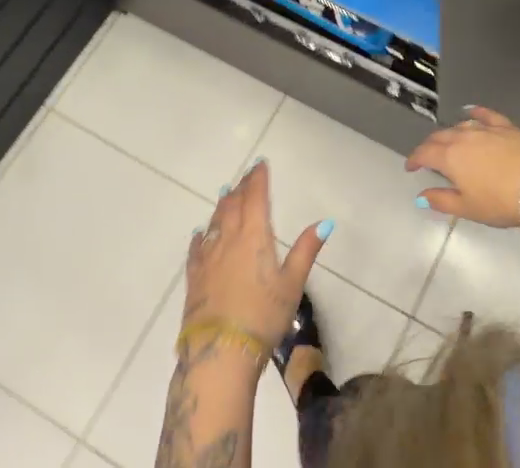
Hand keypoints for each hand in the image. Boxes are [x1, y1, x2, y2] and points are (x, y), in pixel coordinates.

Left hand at [183, 160, 327, 350]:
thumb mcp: (292, 284)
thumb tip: (324, 222)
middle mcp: (227, 240)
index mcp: (254, 236)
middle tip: (245, 177)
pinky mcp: (194, 279)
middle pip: (232, 206)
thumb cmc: (263, 316)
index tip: (260, 165)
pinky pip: (197, 248)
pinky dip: (201, 235)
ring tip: (226, 195)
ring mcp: (207, 259)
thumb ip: (306, 250)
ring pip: (214, 223)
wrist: (220, 353)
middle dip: (240, 189)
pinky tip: (200, 233)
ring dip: (222, 206)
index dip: (258, 180)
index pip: (255, 198)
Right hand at [405, 106, 519, 227]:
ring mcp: (487, 130)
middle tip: (428, 157)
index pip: (425, 153)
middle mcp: (464, 138)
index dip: (414, 159)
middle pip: (440, 137)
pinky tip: (471, 112)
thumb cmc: (500, 202)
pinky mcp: (506, 127)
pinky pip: (486, 115)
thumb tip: (421, 196)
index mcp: (450, 157)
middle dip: (430, 146)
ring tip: (449, 142)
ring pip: (461, 126)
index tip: (410, 167)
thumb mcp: (467, 208)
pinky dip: (476, 113)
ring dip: (450, 133)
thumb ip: (441, 200)